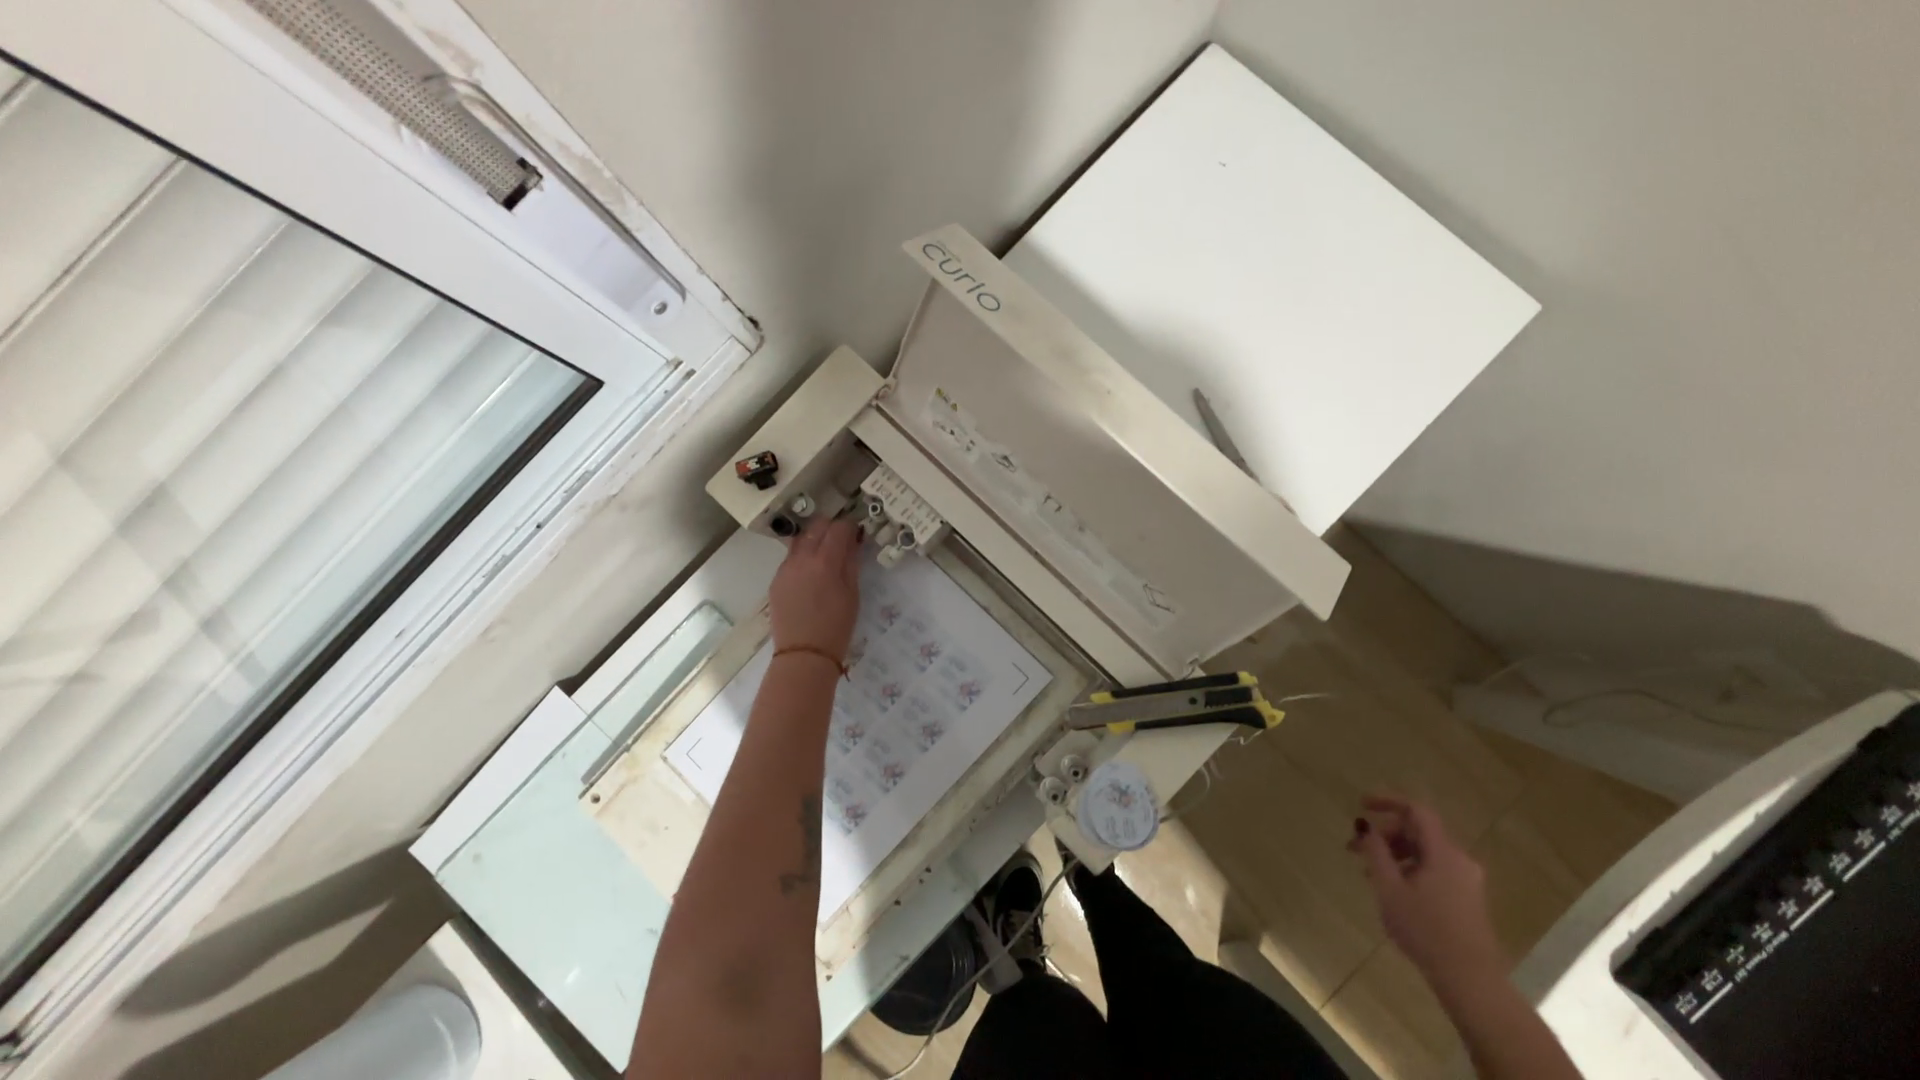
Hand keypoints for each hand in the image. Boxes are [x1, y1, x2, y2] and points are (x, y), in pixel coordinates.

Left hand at [768, 517, 861, 661]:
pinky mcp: (776, 580)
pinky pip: (791, 558)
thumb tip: (854, 542)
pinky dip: (803, 557)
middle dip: (831, 527)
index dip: (850, 527)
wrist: (804, 654)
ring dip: (815, 539)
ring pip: (801, 540)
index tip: (857, 533)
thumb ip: (851, 563)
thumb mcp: (852, 594)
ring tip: (826, 554)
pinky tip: (811, 574)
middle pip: (816, 526)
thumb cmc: (836, 627)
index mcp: (825, 561)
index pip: (839, 528)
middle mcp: (802, 558)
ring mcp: (785, 568)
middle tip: (842, 539)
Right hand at [1350, 795, 1505, 988]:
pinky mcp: (1468, 897)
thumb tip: (1366, 827)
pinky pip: (1435, 869)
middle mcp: (1459, 859)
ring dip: (1396, 854)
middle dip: (1386, 834)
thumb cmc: (1425, 930)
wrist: (1469, 978)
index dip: (1388, 801)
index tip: (1361, 805)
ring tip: (1370, 875)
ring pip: (1426, 852)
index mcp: (1443, 852)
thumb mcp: (1390, 890)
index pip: (1417, 811)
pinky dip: (1411, 869)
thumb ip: (1376, 854)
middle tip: (1355, 850)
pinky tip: (1394, 891)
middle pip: (1419, 831)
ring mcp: (1467, 879)